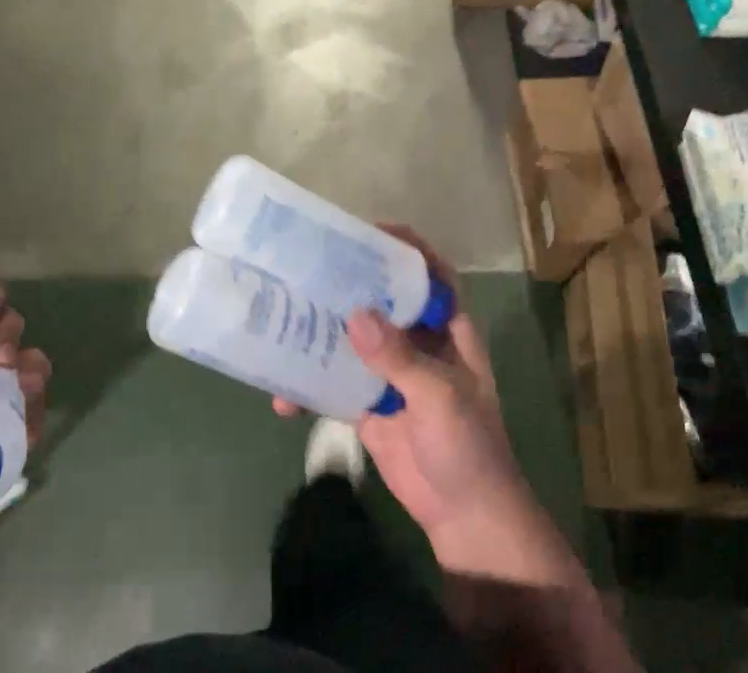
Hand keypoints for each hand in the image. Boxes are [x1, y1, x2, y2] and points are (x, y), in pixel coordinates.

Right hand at [271, 227, 560, 579]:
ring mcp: (391, 374)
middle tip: (303, 269)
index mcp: (448, 330)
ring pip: (351, 340)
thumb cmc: (469, 447)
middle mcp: (418, 343)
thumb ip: (399, 358)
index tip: (365, 232)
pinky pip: (334, 384)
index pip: (431, 274)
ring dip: (319, 334)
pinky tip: (282, 398)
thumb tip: (355, 314)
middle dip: (347, 285)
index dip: (405, 249)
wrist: (465, 515)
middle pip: (382, 300)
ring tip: (278, 323)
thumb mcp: (440, 397)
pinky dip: (308, 388)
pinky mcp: (369, 405)